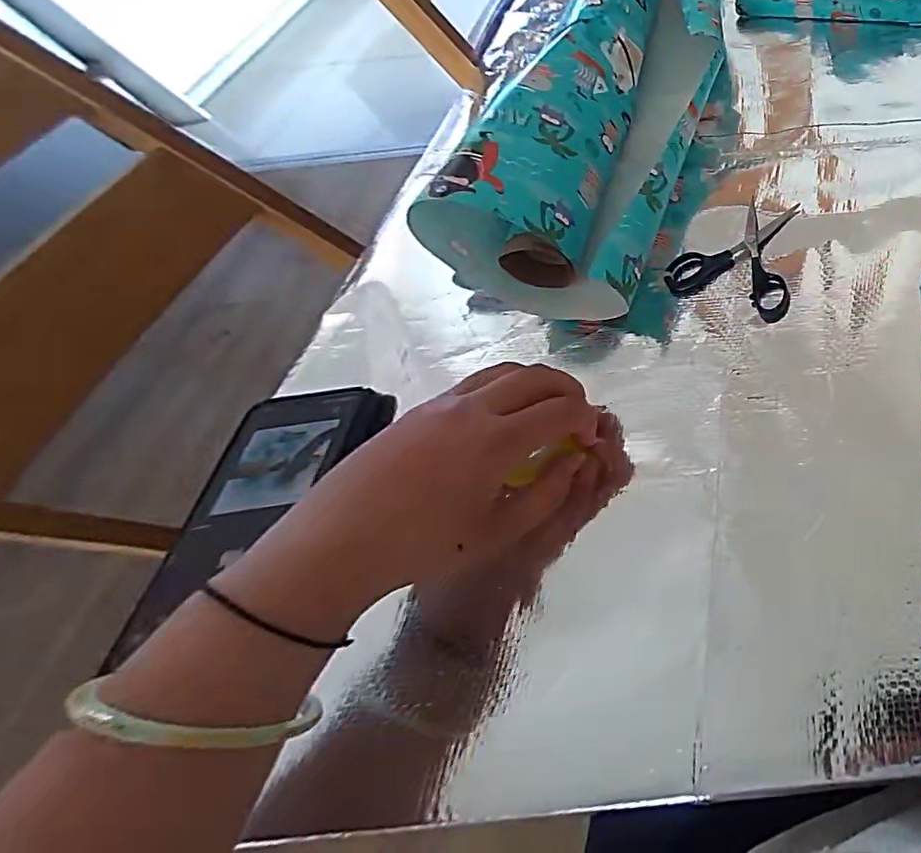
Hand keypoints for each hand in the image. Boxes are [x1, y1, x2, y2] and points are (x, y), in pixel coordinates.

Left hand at [215, 364, 624, 639]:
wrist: (330, 548)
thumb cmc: (421, 548)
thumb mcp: (499, 532)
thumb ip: (549, 492)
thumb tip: (574, 459)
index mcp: (496, 441)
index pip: (563, 411)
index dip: (588, 421)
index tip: (590, 440)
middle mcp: (472, 411)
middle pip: (540, 377)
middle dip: (571, 392)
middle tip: (578, 417)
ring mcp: (441, 405)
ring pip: (507, 371)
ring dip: (538, 384)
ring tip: (544, 409)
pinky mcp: (418, 410)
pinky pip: (476, 382)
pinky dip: (505, 388)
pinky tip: (501, 419)